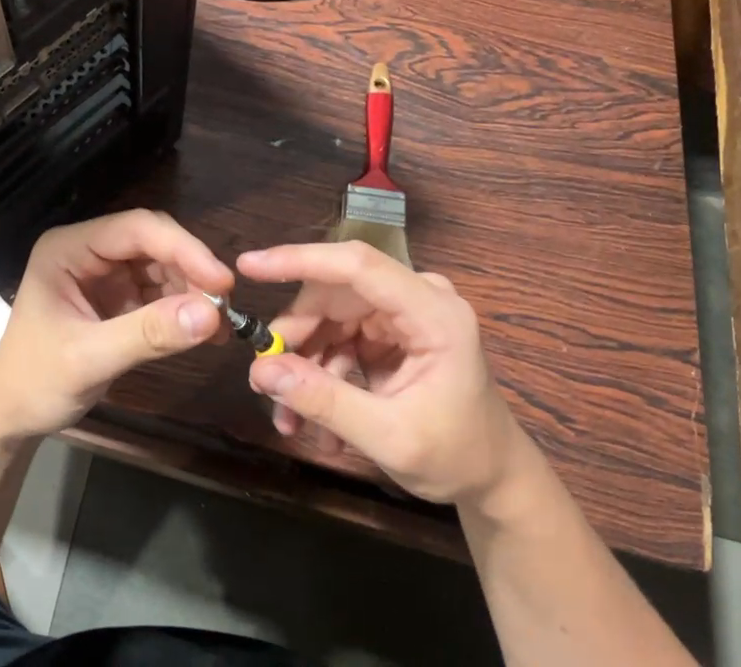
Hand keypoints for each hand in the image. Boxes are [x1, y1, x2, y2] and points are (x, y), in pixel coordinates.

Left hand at [0, 210, 232, 439]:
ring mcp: (103, 275)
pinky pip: (159, 292)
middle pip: (153, 243)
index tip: (221, 282)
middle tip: (226, 307)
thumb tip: (211, 315)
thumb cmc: (35, 382)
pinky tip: (205, 332)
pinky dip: (184, 308)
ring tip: (219, 326)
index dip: (183, 249)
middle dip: (191, 270)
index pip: (135, 229)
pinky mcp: (116, 299)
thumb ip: (147, 334)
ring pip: (162, 266)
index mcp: (67, 249)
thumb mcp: (89, 359)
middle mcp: (87, 252)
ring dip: (193, 291)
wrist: (11, 415)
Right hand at [239, 242, 535, 506]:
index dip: (300, 260)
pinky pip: (335, 336)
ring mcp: (401, 314)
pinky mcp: (387, 332)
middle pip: (332, 294)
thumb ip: (325, 401)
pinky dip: (317, 372)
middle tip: (264, 382)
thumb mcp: (389, 437)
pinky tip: (309, 417)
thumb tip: (261, 371)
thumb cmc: (456, 457)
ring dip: (302, 363)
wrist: (493, 480)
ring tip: (288, 418)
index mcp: (433, 313)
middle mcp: (417, 300)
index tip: (248, 266)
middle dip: (293, 337)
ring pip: (326, 317)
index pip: (357, 266)